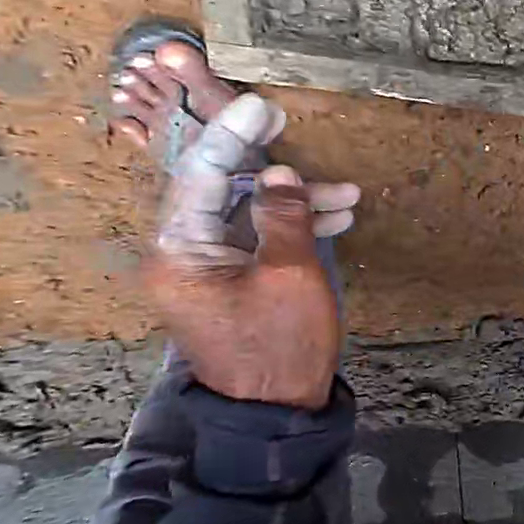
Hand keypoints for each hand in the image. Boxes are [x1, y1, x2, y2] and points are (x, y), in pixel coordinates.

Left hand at [148, 94, 359, 408]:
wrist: (276, 416)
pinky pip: (253, 236)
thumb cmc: (280, 349)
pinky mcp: (226, 276)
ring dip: (292, 200)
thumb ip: (284, 215)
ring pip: (244, 210)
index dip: (232, 135)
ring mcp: (203, 265)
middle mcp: (180, 252)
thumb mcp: (289, 276)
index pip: (200, 175)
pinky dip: (288, 226)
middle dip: (263, 163)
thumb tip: (278, 175)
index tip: (261, 106)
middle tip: (287, 127)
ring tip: (346, 193)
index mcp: (178, 251)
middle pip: (218, 187)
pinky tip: (335, 216)